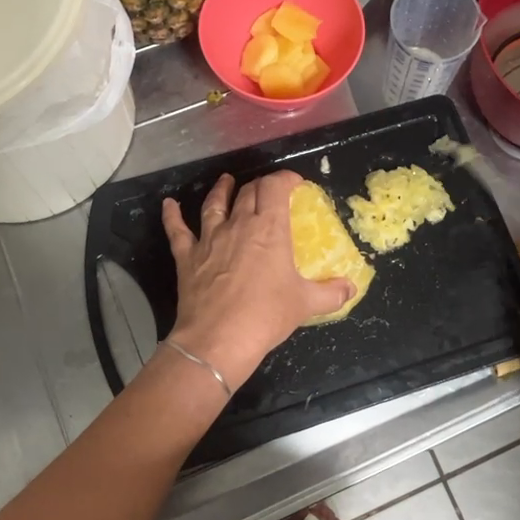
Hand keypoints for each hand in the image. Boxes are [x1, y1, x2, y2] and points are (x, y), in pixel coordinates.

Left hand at [161, 171, 354, 388]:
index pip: (275, 187)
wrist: (218, 340)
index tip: (295, 183)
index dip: (285, 179)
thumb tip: (351, 288)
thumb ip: (331, 293)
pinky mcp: (187, 257)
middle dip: (260, 185)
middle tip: (268, 190)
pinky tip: (169, 205)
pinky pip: (177, 230)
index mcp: (269, 228)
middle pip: (248, 192)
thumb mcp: (306, 304)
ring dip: (221, 190)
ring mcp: (209, 239)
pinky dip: (172, 215)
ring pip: (214, 204)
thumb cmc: (266, 316)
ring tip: (226, 182)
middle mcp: (238, 225)